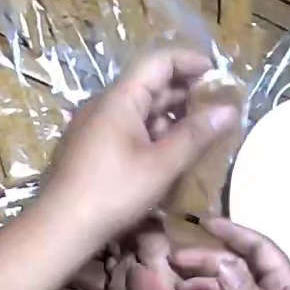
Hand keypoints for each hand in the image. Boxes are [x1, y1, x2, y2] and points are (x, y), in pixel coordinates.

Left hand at [32, 50, 239, 248]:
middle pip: (149, 85)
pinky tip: (169, 156)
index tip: (218, 76)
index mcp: (120, 99)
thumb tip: (229, 110)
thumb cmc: (113, 193)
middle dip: (185, 94)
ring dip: (170, 118)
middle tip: (216, 110)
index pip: (159, 61)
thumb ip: (196, 136)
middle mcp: (104, 105)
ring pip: (139, 111)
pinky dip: (152, 135)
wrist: (60, 227)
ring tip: (199, 136)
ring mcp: (94, 127)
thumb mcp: (161, 165)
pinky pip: (127, 130)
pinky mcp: (91, 149)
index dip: (191, 62)